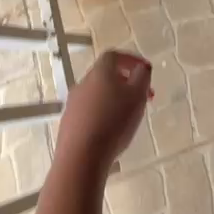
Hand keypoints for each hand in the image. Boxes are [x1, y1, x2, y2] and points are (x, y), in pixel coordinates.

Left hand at [52, 51, 151, 175]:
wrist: (80, 158)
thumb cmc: (113, 122)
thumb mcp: (137, 95)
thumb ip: (142, 77)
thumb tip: (141, 68)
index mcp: (99, 71)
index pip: (114, 55)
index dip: (131, 60)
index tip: (145, 71)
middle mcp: (83, 83)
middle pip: (105, 75)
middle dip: (126, 83)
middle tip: (141, 98)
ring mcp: (72, 104)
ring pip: (97, 95)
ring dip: (114, 100)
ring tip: (128, 117)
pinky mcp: (68, 125)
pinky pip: (89, 113)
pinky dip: (102, 116)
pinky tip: (111, 132)